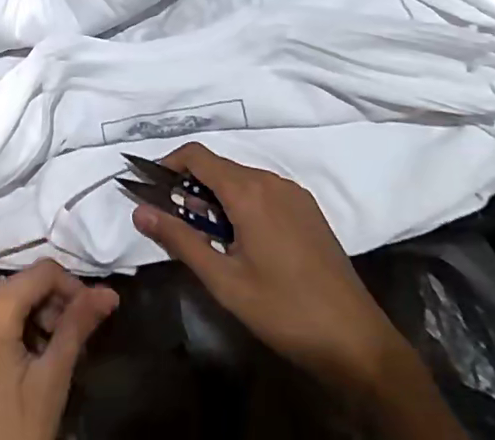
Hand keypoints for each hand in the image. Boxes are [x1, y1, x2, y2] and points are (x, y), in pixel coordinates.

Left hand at [0, 259, 119, 439]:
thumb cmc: (13, 428)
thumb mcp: (51, 378)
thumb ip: (78, 326)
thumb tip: (109, 292)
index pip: (45, 271)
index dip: (75, 288)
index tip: (96, 315)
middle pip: (31, 283)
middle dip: (60, 306)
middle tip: (80, 340)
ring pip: (20, 299)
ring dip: (47, 319)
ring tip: (64, 354)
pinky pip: (6, 317)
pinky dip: (29, 329)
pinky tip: (42, 360)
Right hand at [129, 147, 447, 404]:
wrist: (354, 338)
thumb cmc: (282, 310)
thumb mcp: (223, 280)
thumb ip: (180, 240)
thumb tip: (140, 210)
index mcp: (249, 191)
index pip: (197, 155)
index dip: (169, 164)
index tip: (150, 188)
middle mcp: (271, 180)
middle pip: (220, 168)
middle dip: (191, 188)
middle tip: (175, 225)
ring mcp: (294, 193)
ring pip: (242, 180)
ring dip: (217, 198)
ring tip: (208, 240)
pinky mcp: (308, 209)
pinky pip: (264, 192)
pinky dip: (243, 204)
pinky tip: (242, 243)